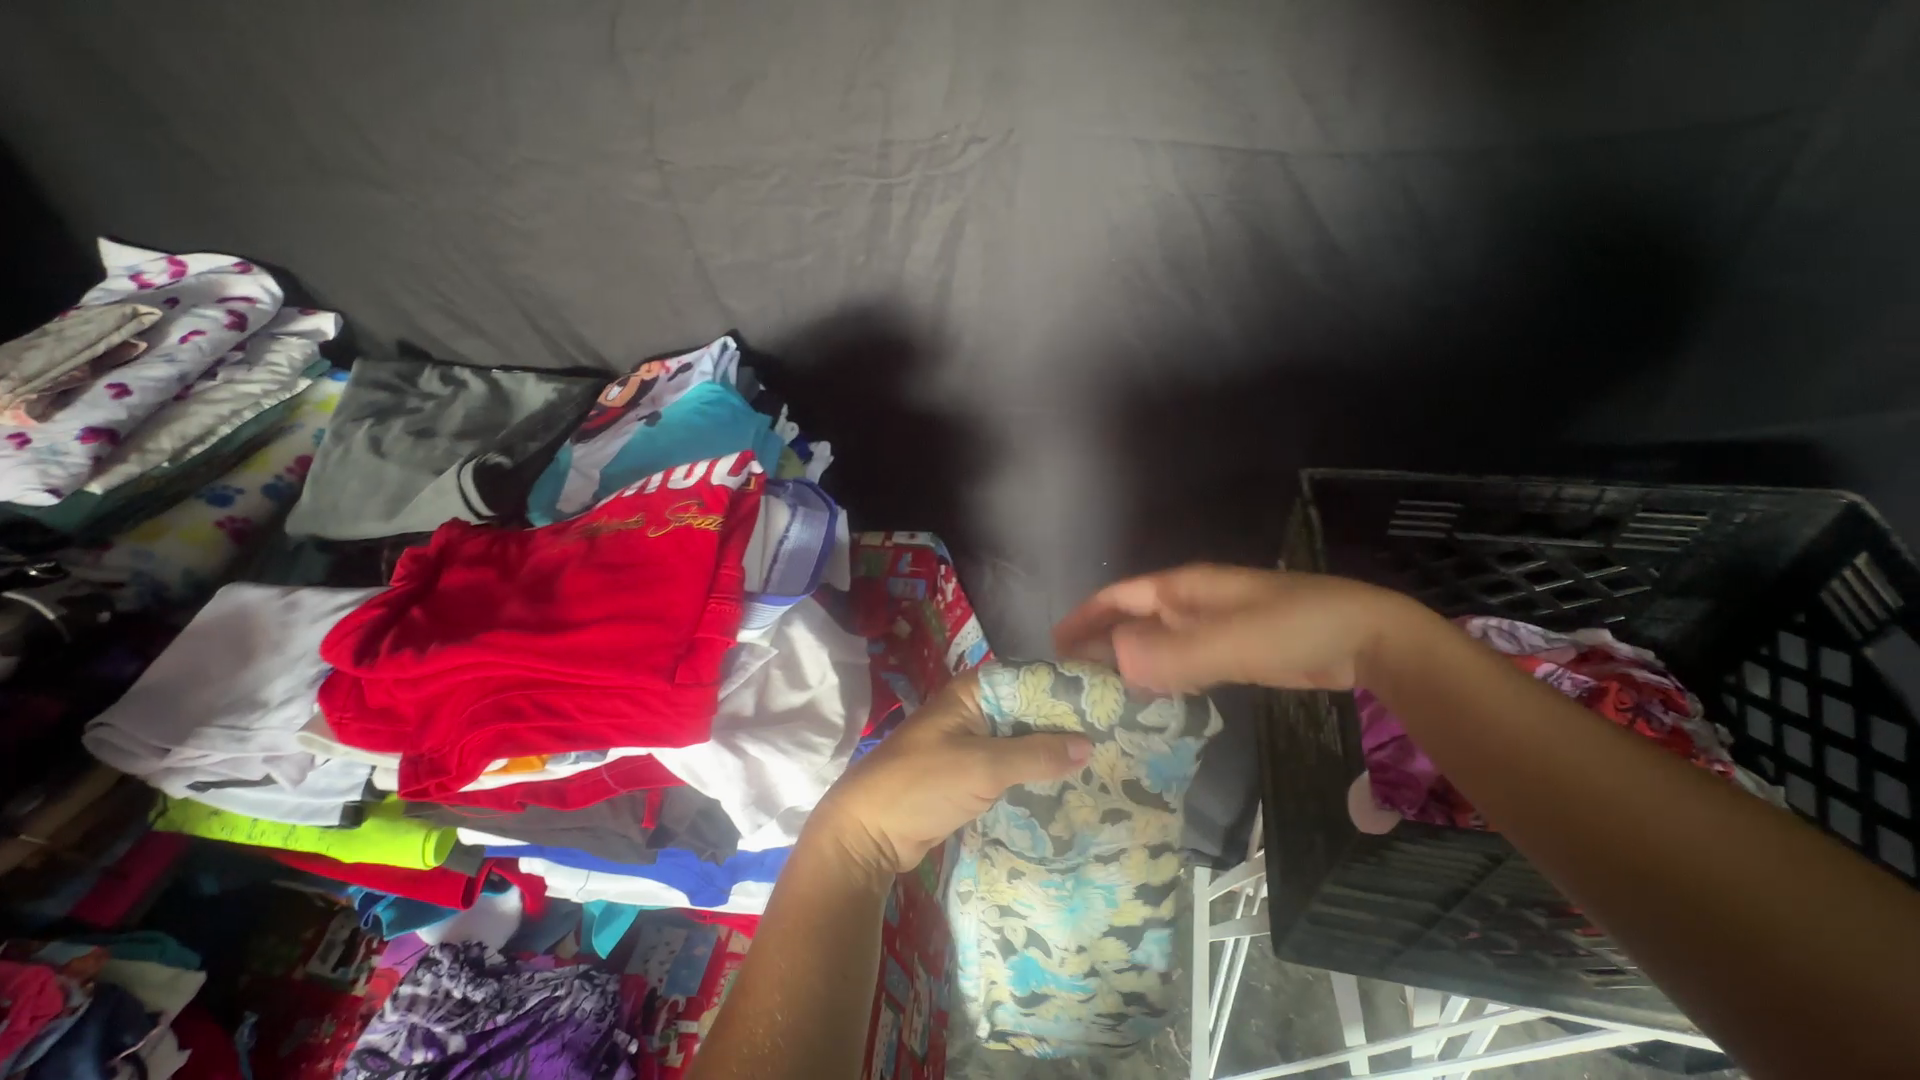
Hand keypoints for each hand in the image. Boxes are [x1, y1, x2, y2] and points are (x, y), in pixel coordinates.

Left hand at [808, 671, 1092, 878]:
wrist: (867, 834)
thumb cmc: (920, 786)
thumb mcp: (983, 766)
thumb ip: (1036, 754)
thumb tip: (1088, 744)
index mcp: (971, 693)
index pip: (1030, 680)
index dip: (1068, 693)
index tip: (1111, 707)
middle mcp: (972, 711)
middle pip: (1028, 712)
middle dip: (1064, 727)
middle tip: (1116, 741)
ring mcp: (969, 745)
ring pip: (1020, 742)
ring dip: (1050, 754)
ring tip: (1102, 764)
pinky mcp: (967, 777)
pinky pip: (1009, 769)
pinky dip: (1033, 776)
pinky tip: (1067, 787)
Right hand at [1052, 563, 1433, 693]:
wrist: (1366, 640)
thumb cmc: (1297, 628)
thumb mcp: (1232, 640)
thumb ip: (1173, 653)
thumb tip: (1112, 662)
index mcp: (1184, 589)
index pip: (1119, 597)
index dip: (1085, 617)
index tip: (1053, 646)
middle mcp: (1191, 606)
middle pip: (1132, 621)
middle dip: (1100, 644)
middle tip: (1070, 683)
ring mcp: (1213, 630)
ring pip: (1156, 645)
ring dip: (1128, 665)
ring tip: (1100, 698)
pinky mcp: (1233, 654)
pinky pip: (1182, 665)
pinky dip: (1160, 679)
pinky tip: (1151, 703)